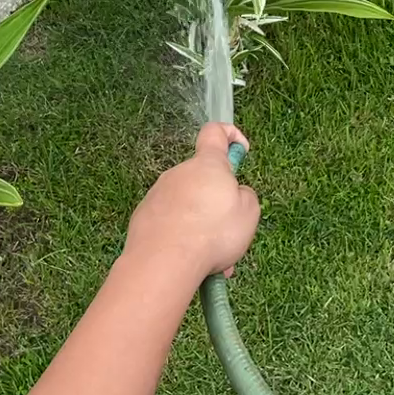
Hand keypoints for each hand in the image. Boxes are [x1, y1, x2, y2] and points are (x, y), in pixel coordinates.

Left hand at [125, 122, 259, 281]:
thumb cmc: (212, 233)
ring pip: (188, 206)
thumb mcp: (249, 213)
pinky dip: (183, 237)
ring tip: (213, 257)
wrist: (164, 261)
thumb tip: (236, 194)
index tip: (241, 150)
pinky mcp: (144, 215)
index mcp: (207, 165)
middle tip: (230, 231)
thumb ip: (245, 196)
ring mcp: (158, 194)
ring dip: (202, 226)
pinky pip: (171, 222)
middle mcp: (179, 173)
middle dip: (217, 202)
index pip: (215, 133)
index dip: (230, 136)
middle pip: (203, 179)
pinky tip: (191, 261)